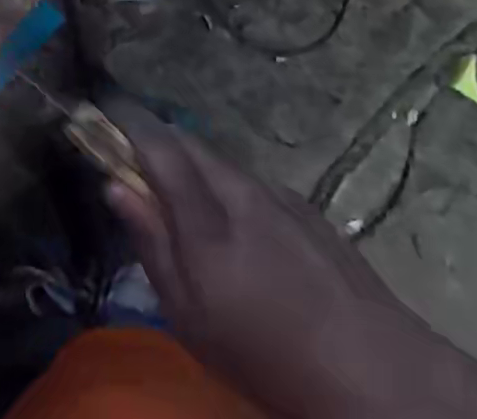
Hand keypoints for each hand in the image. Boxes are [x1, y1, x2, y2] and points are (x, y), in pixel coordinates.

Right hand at [106, 111, 476, 418]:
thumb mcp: (189, 313)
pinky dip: (224, 183)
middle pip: (189, 145)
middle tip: (132, 151)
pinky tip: (231, 220)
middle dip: (156, 138)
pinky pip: (248, 180)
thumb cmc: (264, 352)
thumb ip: (151, 242)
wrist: (372, 367)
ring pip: (220, 161)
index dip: (128, 123)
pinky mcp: (302, 205)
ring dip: (191, 162)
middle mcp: (240, 190)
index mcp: (206, 218)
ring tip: (178, 189)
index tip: (104, 109)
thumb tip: (116, 187)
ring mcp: (276, 193)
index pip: (158, 148)